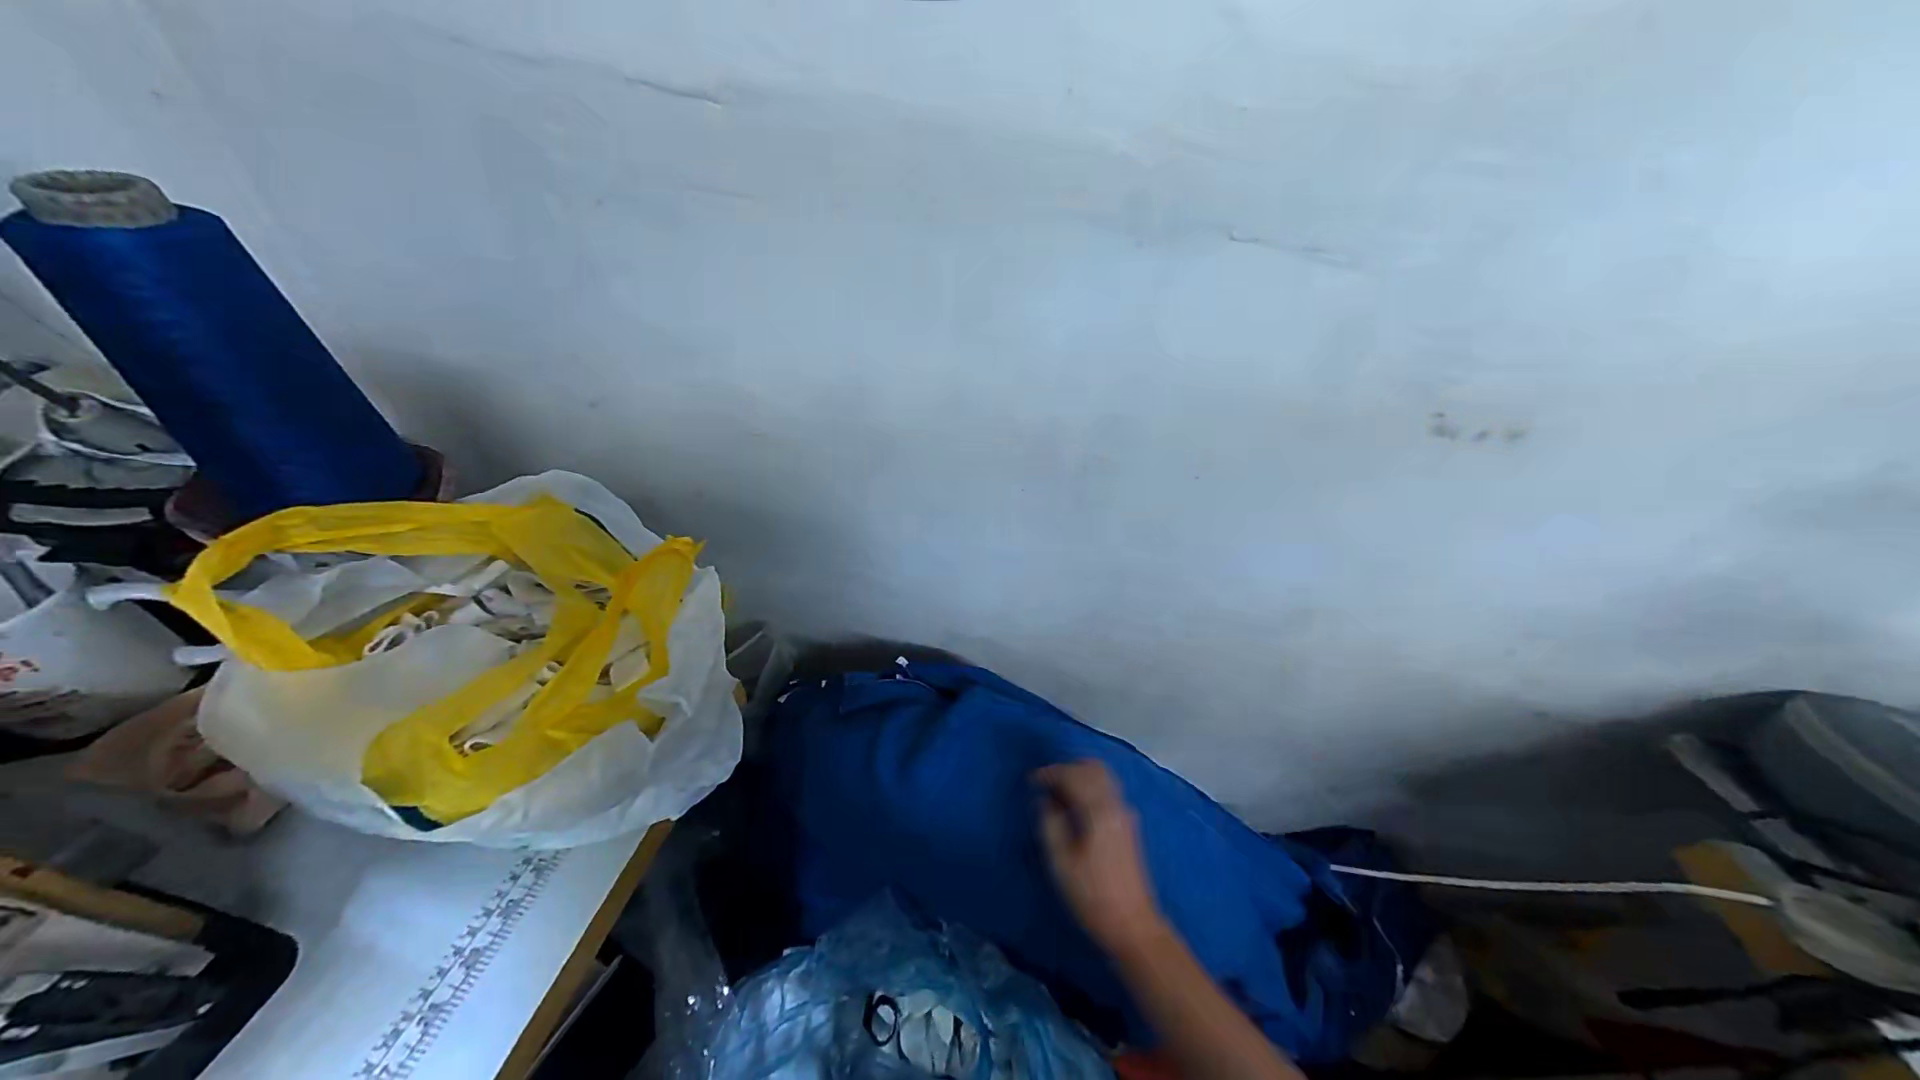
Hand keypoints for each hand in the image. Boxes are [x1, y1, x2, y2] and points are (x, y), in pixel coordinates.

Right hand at [1033, 760, 1165, 953]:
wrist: (1133, 927)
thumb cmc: (1091, 896)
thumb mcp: (1060, 862)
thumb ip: (1050, 824)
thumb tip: (1045, 800)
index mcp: (1099, 810)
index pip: (1074, 775)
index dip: (1050, 773)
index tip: (1032, 780)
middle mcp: (1116, 805)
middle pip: (1093, 769)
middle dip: (1068, 770)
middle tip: (1045, 784)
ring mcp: (1126, 815)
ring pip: (1103, 778)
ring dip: (1080, 777)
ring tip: (1057, 795)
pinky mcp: (1128, 827)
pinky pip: (1107, 792)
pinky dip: (1089, 789)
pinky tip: (1074, 808)